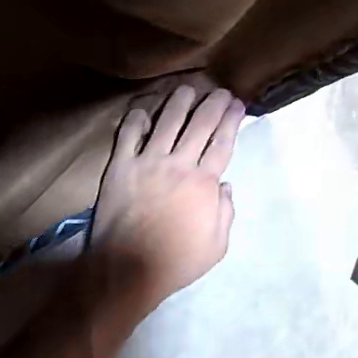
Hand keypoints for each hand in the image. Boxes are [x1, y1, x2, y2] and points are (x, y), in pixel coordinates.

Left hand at [88, 85, 244, 313]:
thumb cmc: (176, 262)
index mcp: (204, 183)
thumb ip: (225, 213)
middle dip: (213, 103)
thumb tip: (225, 185)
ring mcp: (147, 162)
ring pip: (167, 121)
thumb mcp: (216, 246)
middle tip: (220, 91)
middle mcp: (178, 165)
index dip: (232, 120)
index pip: (223, 143)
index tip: (238, 104)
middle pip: (200, 124)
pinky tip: (143, 109)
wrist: (127, 269)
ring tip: (187, 88)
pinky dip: (136, 118)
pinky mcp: (120, 166)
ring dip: (179, 101)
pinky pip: (128, 134)